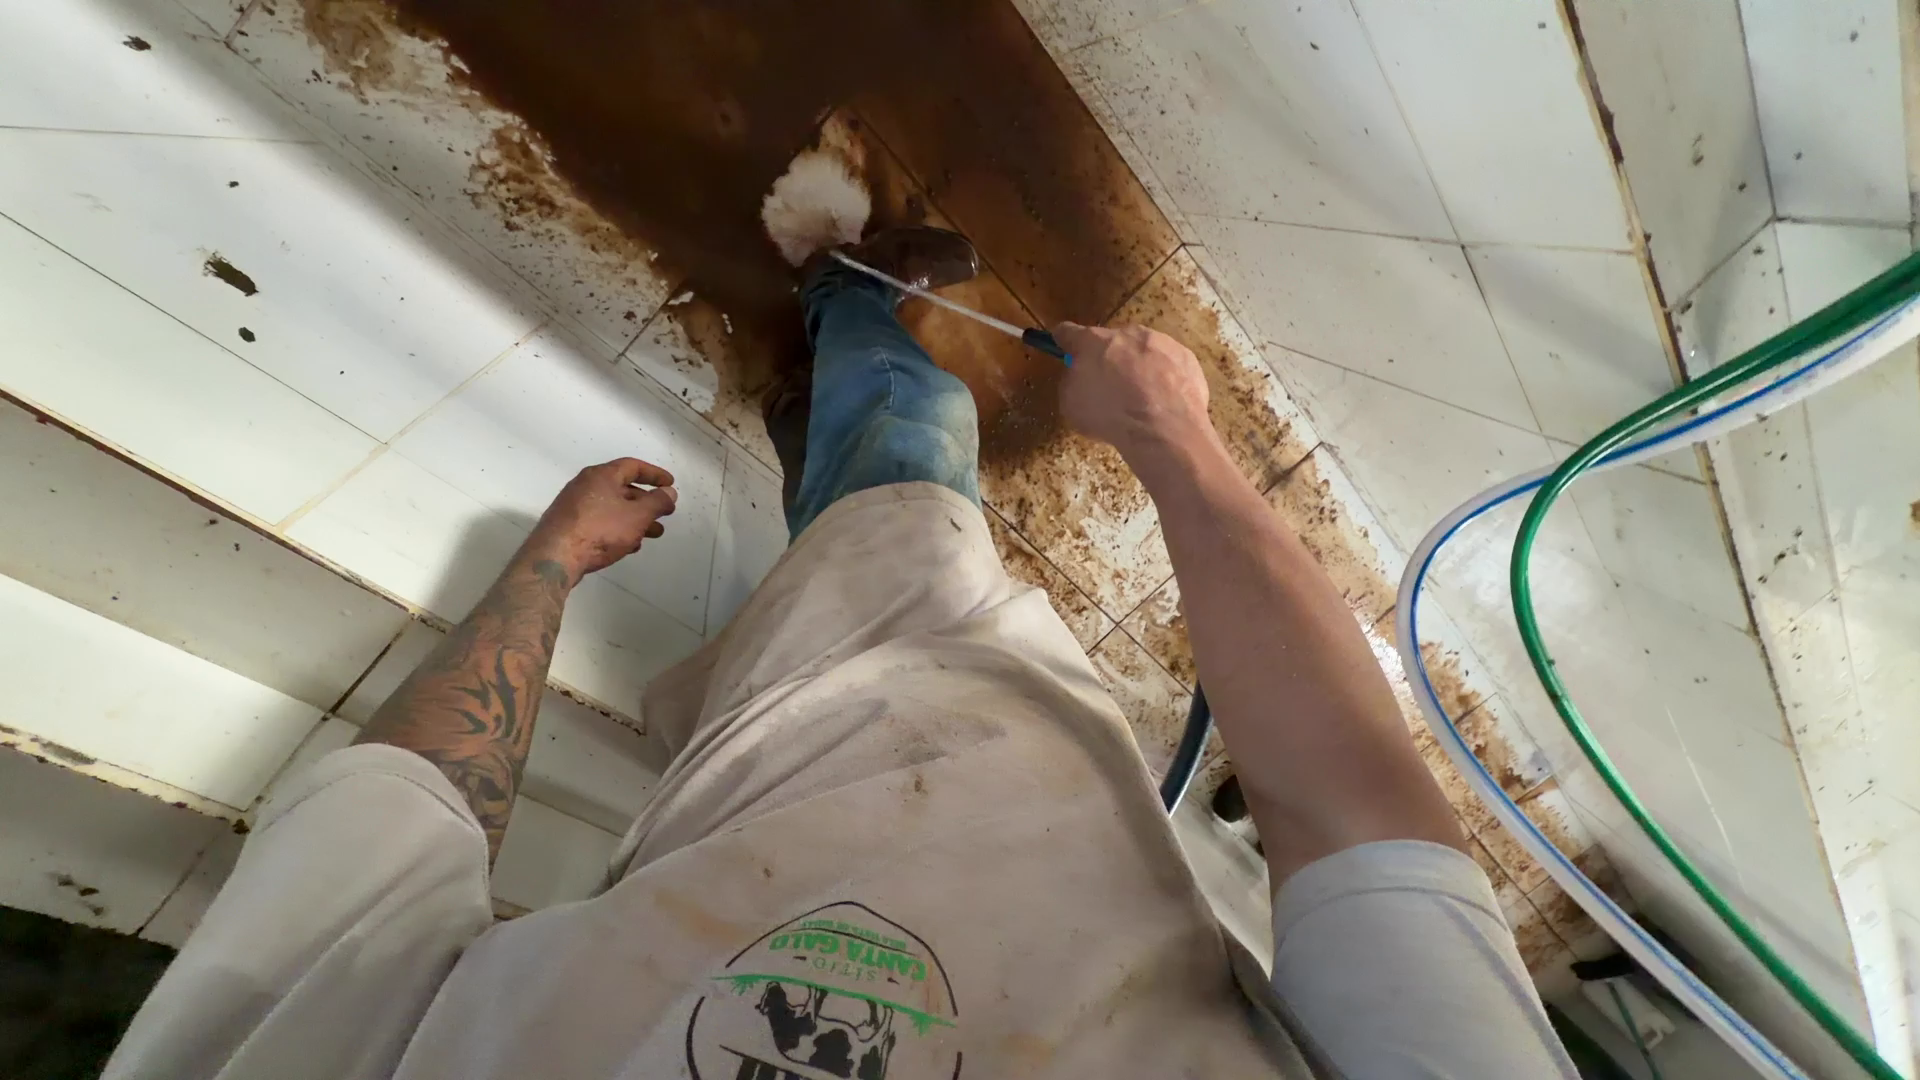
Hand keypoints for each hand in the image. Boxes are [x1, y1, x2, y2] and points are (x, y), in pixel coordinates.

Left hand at [524, 458, 677, 583]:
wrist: (555, 556)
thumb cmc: (601, 529)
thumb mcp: (637, 515)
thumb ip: (657, 502)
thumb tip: (669, 492)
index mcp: (601, 476)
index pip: (632, 466)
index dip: (655, 474)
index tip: (670, 484)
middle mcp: (585, 486)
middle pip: (623, 488)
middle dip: (648, 502)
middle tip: (665, 512)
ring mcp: (575, 506)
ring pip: (613, 508)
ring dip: (636, 518)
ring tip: (654, 533)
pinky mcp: (569, 525)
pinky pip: (601, 521)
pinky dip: (619, 528)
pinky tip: (630, 544)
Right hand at [1053, 322, 1212, 460]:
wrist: (1162, 428)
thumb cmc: (1109, 416)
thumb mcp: (1071, 405)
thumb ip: (1072, 382)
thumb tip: (1079, 375)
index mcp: (1093, 341)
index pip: (1068, 332)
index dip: (1062, 340)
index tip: (1061, 346)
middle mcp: (1128, 333)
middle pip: (1112, 342)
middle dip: (1108, 359)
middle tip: (1108, 387)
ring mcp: (1161, 342)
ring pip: (1143, 351)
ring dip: (1138, 368)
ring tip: (1141, 400)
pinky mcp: (1186, 357)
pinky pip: (1168, 365)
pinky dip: (1163, 379)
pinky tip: (1162, 403)